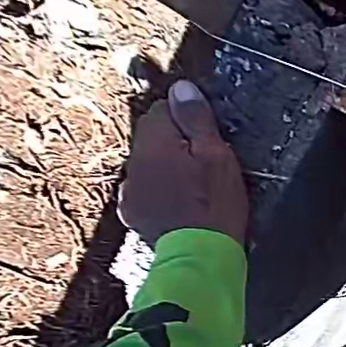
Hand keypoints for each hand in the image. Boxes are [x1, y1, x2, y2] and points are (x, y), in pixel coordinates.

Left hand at [117, 79, 248, 245]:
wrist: (200, 258)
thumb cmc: (214, 205)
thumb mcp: (216, 156)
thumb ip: (195, 119)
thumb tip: (181, 88)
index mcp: (154, 143)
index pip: (161, 110)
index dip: (186, 119)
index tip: (205, 138)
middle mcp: (134, 163)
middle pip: (151, 138)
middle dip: (173, 144)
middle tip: (202, 165)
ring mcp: (129, 191)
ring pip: (147, 165)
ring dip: (164, 169)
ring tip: (192, 190)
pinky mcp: (132, 214)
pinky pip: (144, 191)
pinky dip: (157, 193)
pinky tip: (177, 206)